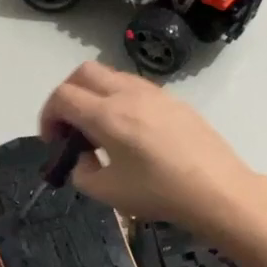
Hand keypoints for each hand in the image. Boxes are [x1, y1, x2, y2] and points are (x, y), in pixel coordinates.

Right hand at [39, 61, 266, 236]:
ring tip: (99, 131)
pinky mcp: (173, 100)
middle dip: (67, 96)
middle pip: (83, 73)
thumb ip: (82, 172)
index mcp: (107, 115)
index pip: (62, 97)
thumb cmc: (159, 193)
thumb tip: (84, 157)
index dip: (48, 116)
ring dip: (94, 95)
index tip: (53, 142)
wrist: (217, 190)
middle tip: (69, 127)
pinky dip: (118, 100)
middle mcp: (127, 94)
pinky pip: (134, 87)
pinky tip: (129, 132)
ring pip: (110, 76)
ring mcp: (153, 93)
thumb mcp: (108, 193)